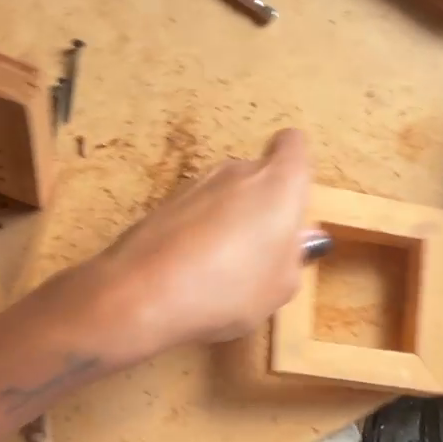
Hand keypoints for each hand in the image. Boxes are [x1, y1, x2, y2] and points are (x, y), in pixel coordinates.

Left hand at [83, 128, 313, 360]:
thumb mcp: (280, 288)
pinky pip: (190, 218)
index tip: (290, 210)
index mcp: (278, 183)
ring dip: (224, 226)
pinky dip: (193, 239)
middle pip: (256, 177)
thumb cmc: (229, 290)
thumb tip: (299, 237)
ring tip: (216, 276)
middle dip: (259, 209)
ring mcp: (193, 186)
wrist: (143, 295)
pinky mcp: (160, 206)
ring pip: (221, 199)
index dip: (295, 173)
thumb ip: (293, 257)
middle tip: (255, 258)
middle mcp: (236, 171)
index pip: (294, 146)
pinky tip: (186, 277)